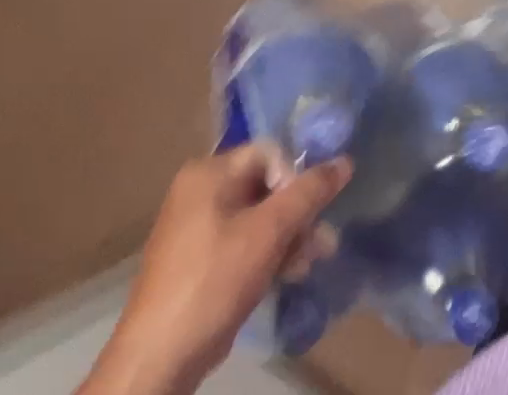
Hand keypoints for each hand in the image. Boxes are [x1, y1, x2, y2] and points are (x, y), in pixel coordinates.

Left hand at [80, 145, 351, 394]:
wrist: (162, 353)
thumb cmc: (216, 279)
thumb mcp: (270, 231)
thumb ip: (310, 192)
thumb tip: (345, 161)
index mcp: (208, 173)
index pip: (271, 153)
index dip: (295, 178)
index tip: (306, 214)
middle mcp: (201, 191)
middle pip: (268, 185)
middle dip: (299, 214)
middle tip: (320, 242)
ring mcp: (199, 225)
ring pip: (262, 216)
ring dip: (291, 237)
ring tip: (307, 264)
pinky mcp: (202, 256)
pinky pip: (246, 239)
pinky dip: (270, 252)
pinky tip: (288, 274)